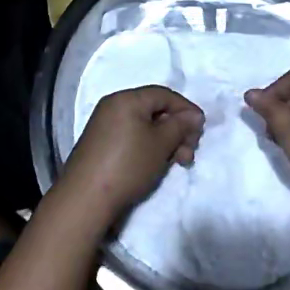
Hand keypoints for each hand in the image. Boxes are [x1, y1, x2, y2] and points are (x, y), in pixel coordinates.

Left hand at [54, 86, 203, 228]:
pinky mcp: (102, 141)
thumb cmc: (128, 164)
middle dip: (177, 129)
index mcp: (126, 98)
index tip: (202, 130)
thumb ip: (180, 125)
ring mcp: (105, 123)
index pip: (163, 94)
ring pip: (144, 124)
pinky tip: (158, 163)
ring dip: (166, 140)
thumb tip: (193, 115)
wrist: (87, 195)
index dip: (186, 109)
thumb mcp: (161, 143)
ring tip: (178, 162)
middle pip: (154, 109)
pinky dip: (149, 145)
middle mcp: (113, 105)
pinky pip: (132, 135)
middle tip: (189, 152)